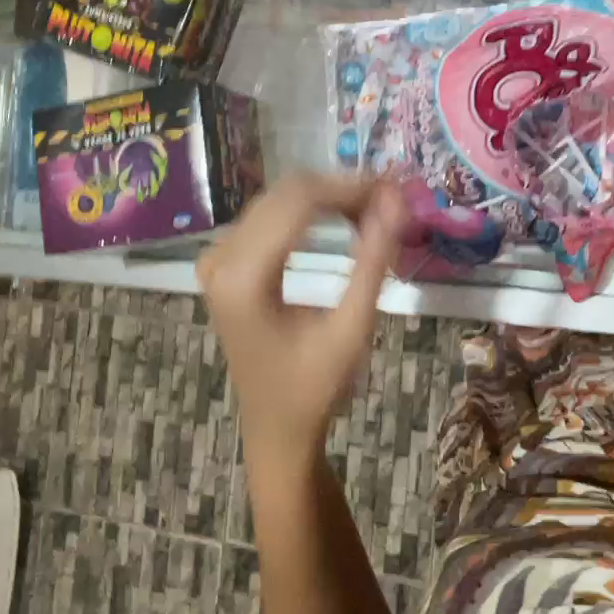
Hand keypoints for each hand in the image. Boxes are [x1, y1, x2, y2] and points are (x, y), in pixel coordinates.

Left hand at [196, 173, 405, 460]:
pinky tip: (344, 221)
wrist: (276, 426)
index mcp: (243, 278)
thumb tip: (397, 201)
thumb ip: (373, 261)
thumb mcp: (352, 328)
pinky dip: (309, 211)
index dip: (351, 187)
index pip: (300, 202)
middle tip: (393, 199)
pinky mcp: (224, 262)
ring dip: (328, 197)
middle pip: (287, 193)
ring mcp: (216, 257)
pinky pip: (269, 216)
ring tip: (376, 210)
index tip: (397, 189)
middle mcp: (220, 258)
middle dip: (343, 189)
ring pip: (279, 199)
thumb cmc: (316, 387)